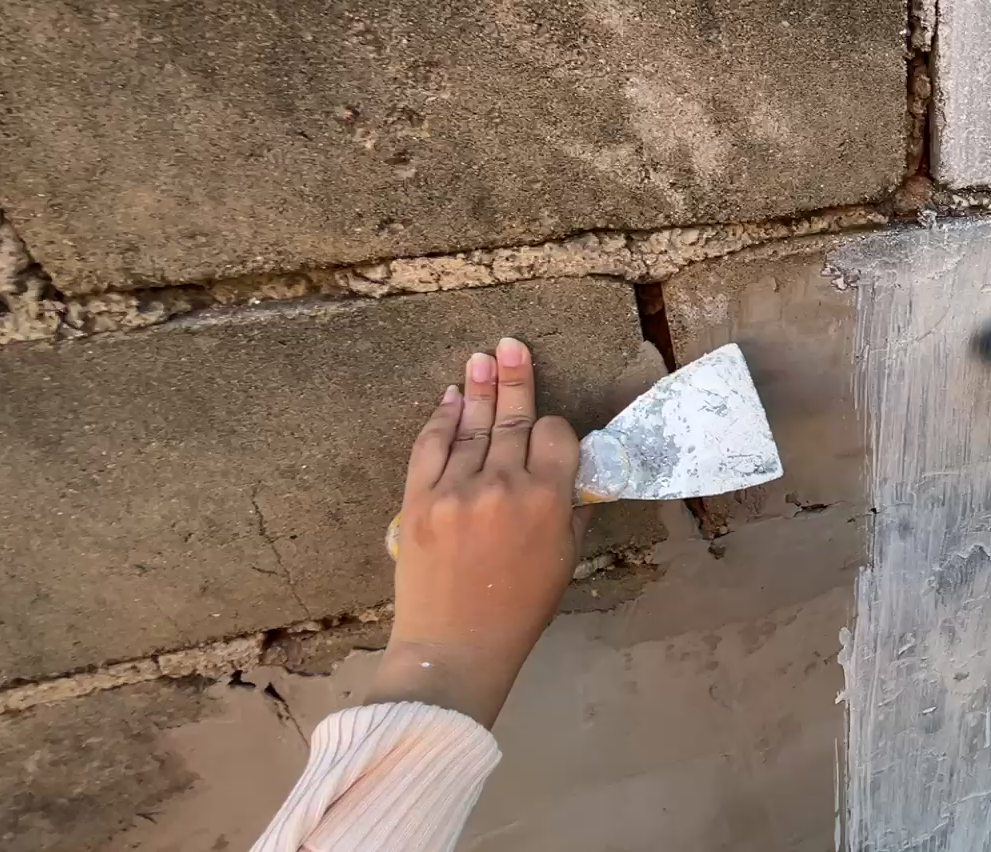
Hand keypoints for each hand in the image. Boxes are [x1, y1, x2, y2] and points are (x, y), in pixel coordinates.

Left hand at [366, 337, 586, 727]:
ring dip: (480, 388)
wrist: (455, 646)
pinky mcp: (417, 501)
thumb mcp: (568, 553)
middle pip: (513, 418)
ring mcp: (456, 489)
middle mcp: (504, 484)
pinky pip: (431, 448)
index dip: (555, 430)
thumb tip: (572, 468)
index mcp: (548, 497)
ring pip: (474, 427)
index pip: (554, 435)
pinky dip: (441, 420)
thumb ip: (573, 503)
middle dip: (516, 378)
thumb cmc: (524, 603)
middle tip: (512, 344)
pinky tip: (451, 396)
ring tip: (483, 355)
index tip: (551, 439)